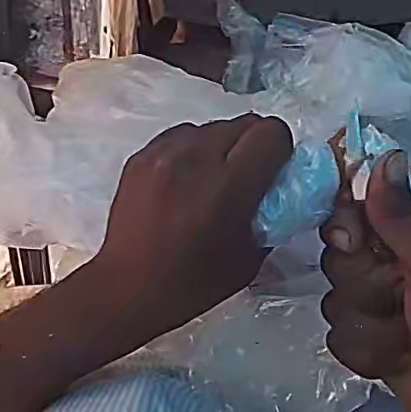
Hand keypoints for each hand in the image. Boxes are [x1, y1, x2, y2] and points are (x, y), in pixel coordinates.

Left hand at [80, 114, 292, 343]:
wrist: (128, 288)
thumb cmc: (192, 283)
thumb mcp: (249, 257)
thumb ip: (271, 215)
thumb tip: (282, 188)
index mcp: (227, 188)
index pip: (271, 134)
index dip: (279, 151)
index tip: (273, 171)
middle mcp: (194, 160)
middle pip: (243, 123)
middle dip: (252, 146)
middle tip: (245, 178)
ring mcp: (162, 154)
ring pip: (210, 127)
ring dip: (219, 147)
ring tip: (210, 181)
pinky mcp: (141, 156)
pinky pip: (179, 137)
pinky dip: (190, 152)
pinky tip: (184, 182)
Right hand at [320, 150, 410, 411]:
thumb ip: (403, 218)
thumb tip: (386, 154)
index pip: (359, 212)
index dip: (346, 227)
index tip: (351, 243)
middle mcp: (397, 265)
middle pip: (338, 258)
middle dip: (363, 284)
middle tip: (398, 297)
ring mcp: (383, 305)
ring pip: (335, 300)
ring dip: (370, 324)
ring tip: (407, 335)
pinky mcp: (372, 340)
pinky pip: (339, 336)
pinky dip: (368, 351)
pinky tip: (398, 358)